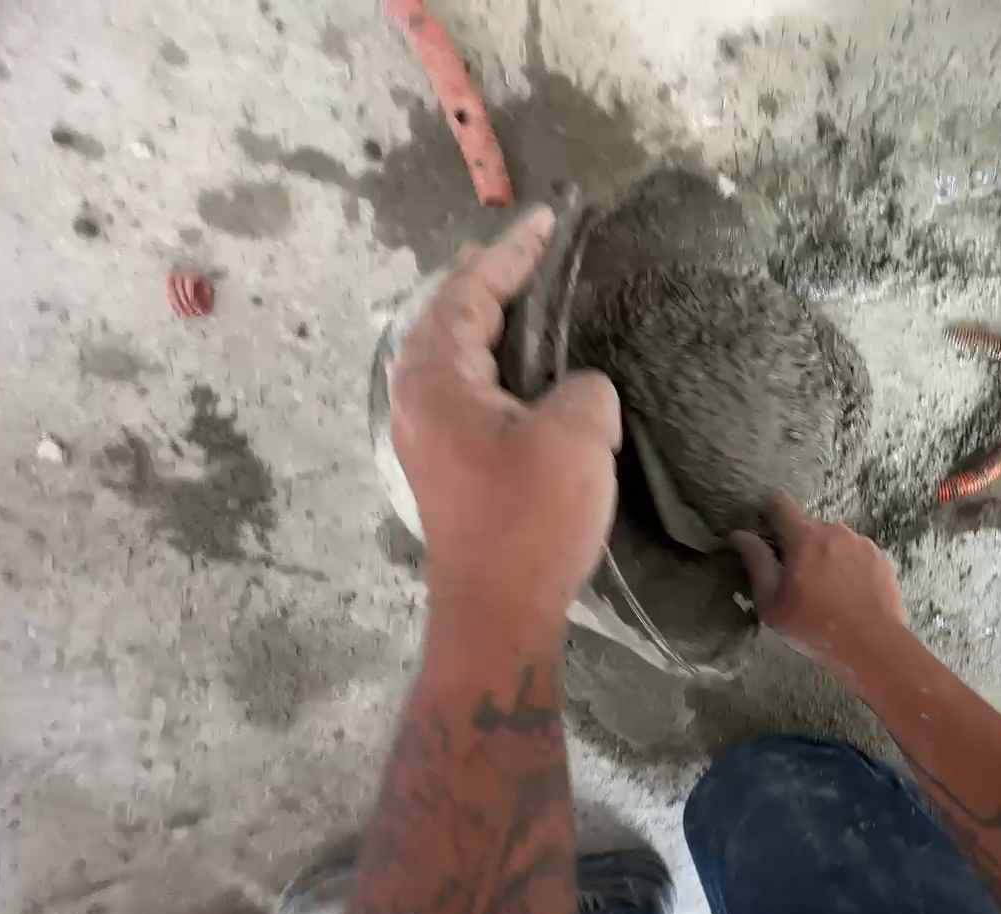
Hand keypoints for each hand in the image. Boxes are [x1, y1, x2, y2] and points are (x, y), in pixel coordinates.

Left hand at [388, 207, 621, 633]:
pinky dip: (494, 363)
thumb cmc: (532, 518)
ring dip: (486, 322)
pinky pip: (467, 389)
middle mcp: (417, 399)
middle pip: (445, 317)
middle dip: (485, 279)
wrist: (500, 606)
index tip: (545, 220)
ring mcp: (428, 434)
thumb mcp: (576, 437)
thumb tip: (578, 388)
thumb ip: (583, 387)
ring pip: (453, 355)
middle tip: (523, 251)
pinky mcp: (450, 464)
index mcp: (437, 379)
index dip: (512, 254)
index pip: (469, 294)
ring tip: (518, 298)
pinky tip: (521, 372)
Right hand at [730, 492, 905, 675]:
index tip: (765, 531)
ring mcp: (862, 542)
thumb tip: (740, 534)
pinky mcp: (880, 557)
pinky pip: (855, 553)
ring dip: (825, 555)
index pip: (779, 502)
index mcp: (805, 537)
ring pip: (834, 540)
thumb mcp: (772, 603)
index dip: (768, 512)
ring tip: (827, 590)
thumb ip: (756, 563)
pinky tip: (849, 593)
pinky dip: (848, 566)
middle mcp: (836, 530)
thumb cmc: (814, 626)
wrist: (873, 645)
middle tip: (797, 580)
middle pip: (808, 526)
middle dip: (798, 545)